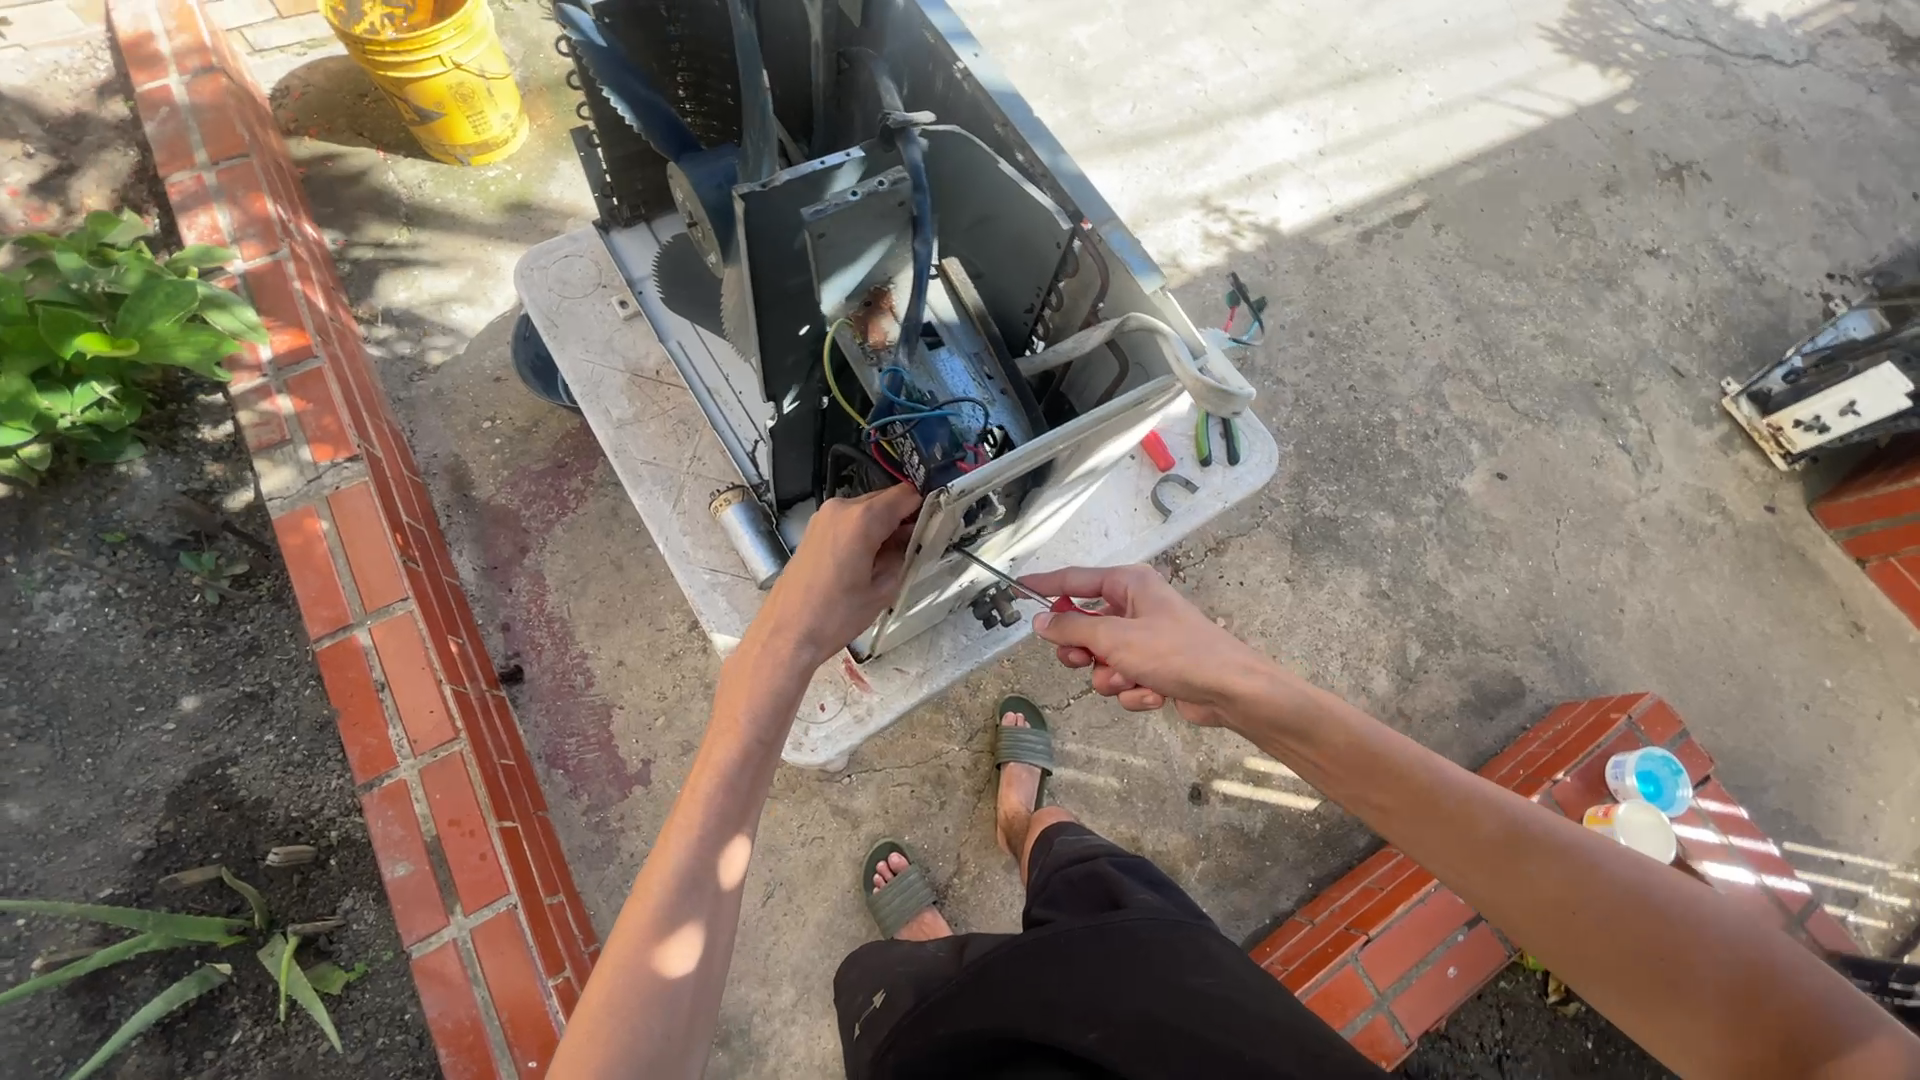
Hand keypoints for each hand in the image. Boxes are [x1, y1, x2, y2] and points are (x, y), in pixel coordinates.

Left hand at [744, 483, 921, 668]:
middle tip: (916, 546)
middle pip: (885, 500)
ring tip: (891, 559)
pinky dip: (864, 533)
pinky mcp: (814, 530)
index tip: (937, 522)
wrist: (787, 634)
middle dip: (903, 519)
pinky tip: (868, 561)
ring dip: (884, 527)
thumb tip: (911, 540)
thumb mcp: (883, 589)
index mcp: (861, 519)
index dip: (925, 506)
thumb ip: (903, 555)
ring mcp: (823, 517)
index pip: (906, 495)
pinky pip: (849, 521)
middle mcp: (840, 509)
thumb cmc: (834, 616)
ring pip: (867, 511)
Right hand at [1024, 564, 1271, 726]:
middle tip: (1083, 659)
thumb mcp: (1115, 638)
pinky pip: (1122, 679)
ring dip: (1110, 676)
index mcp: (1129, 584)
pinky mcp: (1153, 668)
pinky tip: (1153, 693)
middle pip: (1083, 626)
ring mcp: (1144, 639)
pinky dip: (1132, 690)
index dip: (1044, 585)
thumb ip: (1071, 627)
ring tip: (1131, 679)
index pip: (1074, 580)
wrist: (1229, 690)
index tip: (1017, 588)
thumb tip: (1040, 621)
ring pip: (1100, 660)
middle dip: (1083, 650)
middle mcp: (1135, 607)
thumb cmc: (1175, 652)